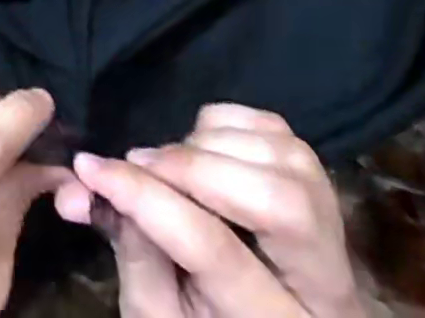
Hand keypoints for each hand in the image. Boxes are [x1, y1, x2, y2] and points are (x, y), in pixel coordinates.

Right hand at [54, 104, 365, 317]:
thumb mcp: (155, 315)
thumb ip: (128, 252)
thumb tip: (87, 186)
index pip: (215, 250)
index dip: (145, 199)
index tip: (90, 168)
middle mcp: (329, 283)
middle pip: (281, 203)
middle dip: (193, 167)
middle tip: (141, 162)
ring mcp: (337, 234)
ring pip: (287, 161)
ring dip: (209, 145)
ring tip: (167, 162)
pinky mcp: (325, 191)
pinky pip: (282, 135)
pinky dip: (228, 125)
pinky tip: (199, 146)